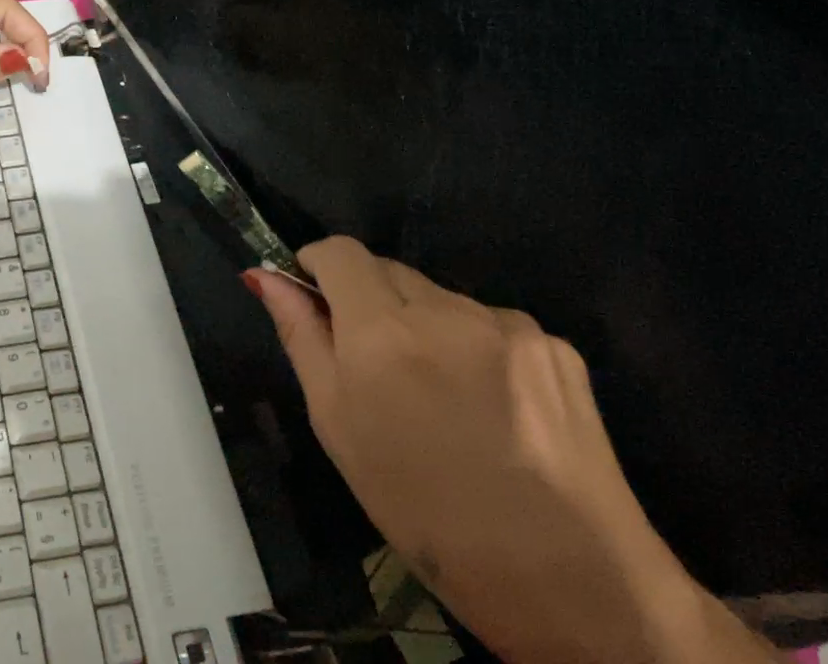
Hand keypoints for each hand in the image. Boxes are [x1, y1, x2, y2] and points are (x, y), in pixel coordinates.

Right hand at [242, 239, 774, 663]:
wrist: (562, 573)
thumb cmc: (420, 507)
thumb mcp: (336, 425)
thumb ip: (302, 338)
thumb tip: (265, 278)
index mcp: (381, 333)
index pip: (341, 253)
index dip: (317, 263)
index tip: (311, 293)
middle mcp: (445, 311)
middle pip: (390, 271)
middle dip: (368, 299)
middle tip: (369, 362)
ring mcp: (508, 325)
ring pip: (442, 299)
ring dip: (423, 325)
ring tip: (436, 396)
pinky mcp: (557, 347)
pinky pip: (493, 325)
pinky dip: (474, 346)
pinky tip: (487, 405)